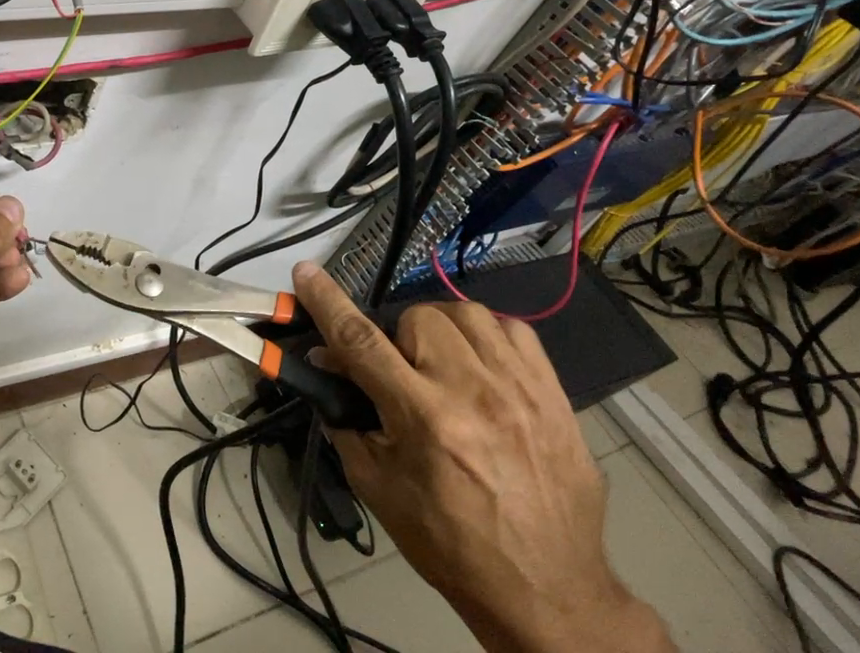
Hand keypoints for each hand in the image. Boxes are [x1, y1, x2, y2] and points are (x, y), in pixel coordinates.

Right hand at [292, 262, 673, 652]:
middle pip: (415, 319)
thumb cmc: (449, 543)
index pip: (361, 341)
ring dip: (437, 328)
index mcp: (425, 420)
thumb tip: (329, 371)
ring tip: (434, 359)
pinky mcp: (554, 394)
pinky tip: (477, 361)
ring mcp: (521, 389)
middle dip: (392, 337)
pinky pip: (514, 330)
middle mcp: (474, 392)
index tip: (306, 273)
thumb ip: (348, 422)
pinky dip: (485, 334)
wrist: (545, 587)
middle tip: (391, 370)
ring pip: (465, 313)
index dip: (327, 302)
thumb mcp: (378, 488)